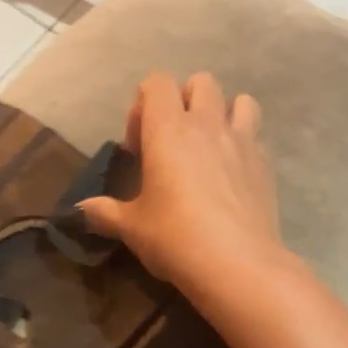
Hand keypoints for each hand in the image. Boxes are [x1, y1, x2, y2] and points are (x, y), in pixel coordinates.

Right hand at [78, 71, 281, 284]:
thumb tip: (81, 210)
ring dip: (226, 114)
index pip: (157, 83)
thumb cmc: (176, 238)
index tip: (139, 146)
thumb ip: (106, 212)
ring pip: (242, 102)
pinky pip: (257, 139)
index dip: (144, 105)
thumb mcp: (133, 228)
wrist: (237, 265)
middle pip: (202, 82)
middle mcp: (208, 125)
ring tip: (212, 148)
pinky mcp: (266, 167)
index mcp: (169, 129)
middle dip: (186, 101)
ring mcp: (243, 143)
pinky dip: (246, 147)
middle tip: (175, 140)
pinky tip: (234, 178)